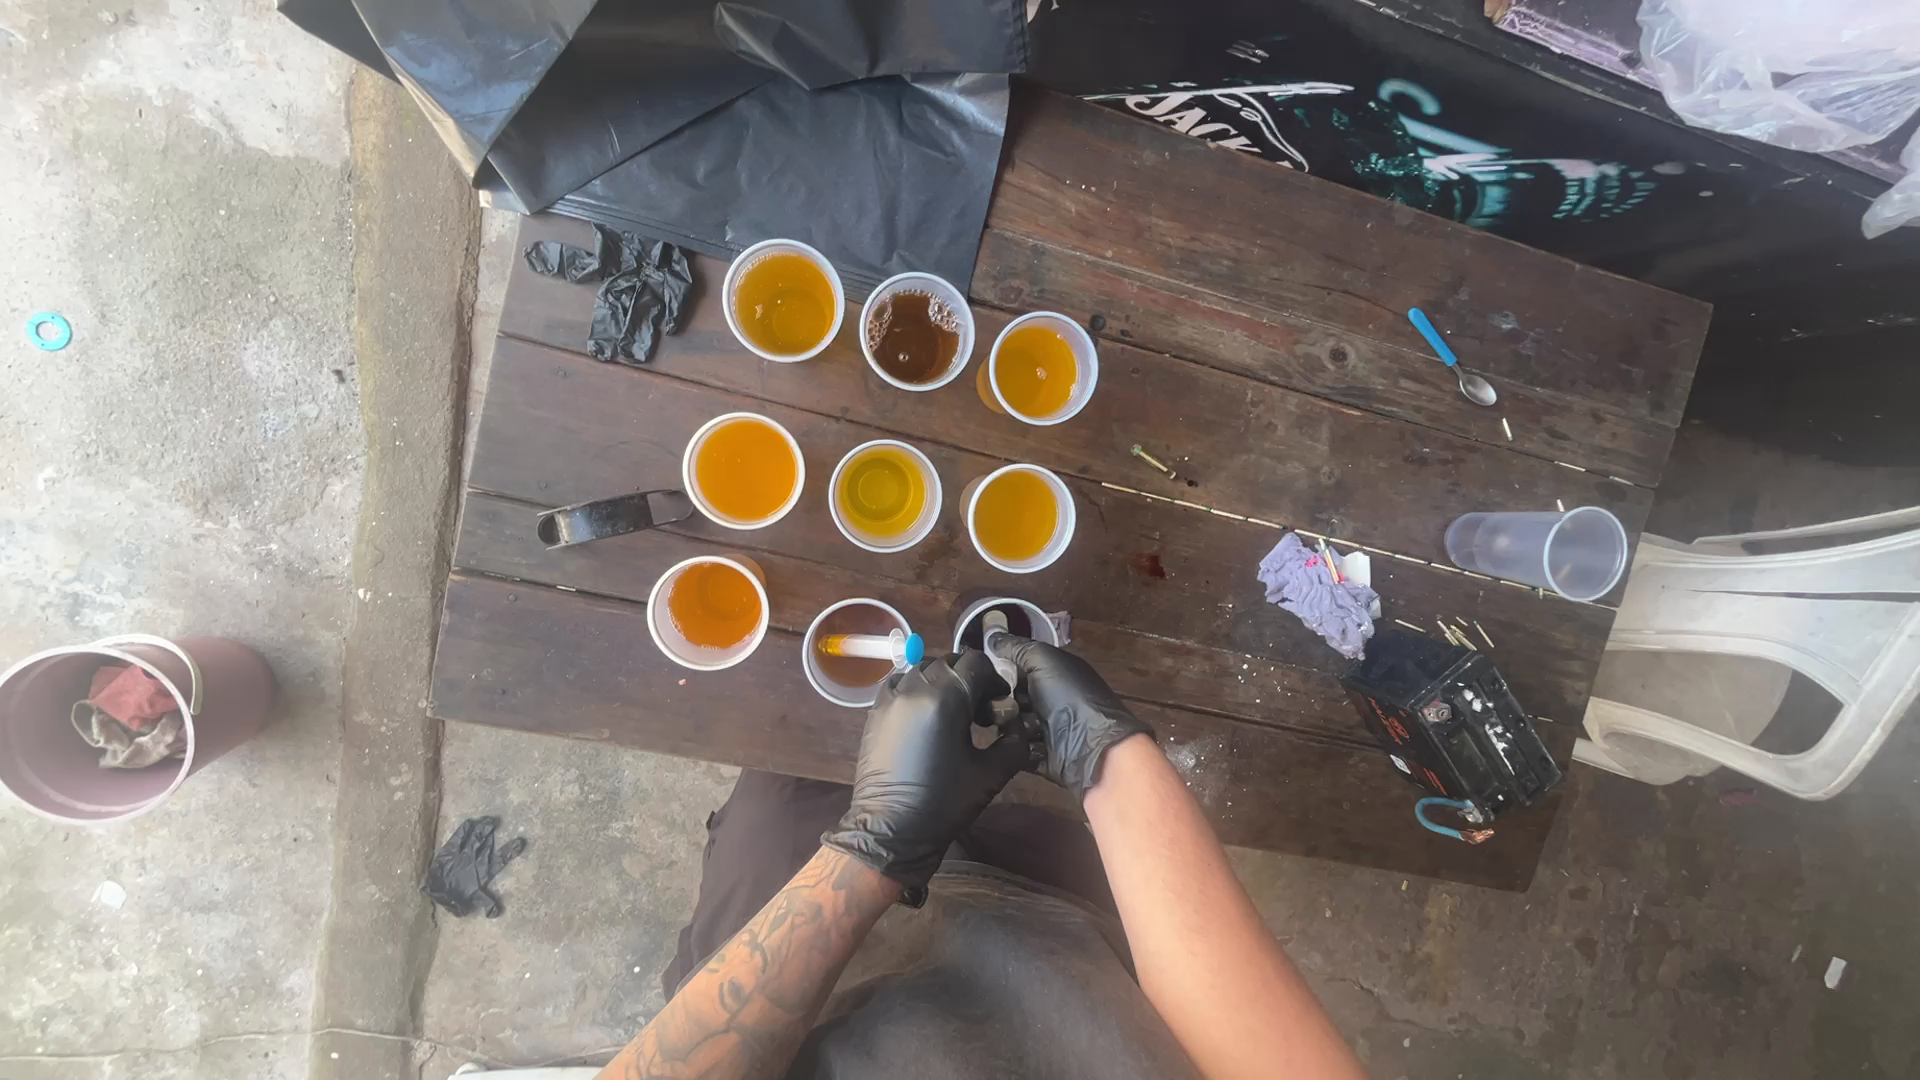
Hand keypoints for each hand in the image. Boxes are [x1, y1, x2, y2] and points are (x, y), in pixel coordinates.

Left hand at [821, 650, 1034, 901]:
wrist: (890, 831)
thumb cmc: (944, 804)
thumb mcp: (990, 775)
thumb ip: (1013, 742)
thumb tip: (1017, 724)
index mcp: (946, 698)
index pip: (976, 663)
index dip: (993, 679)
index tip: (997, 703)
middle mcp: (916, 687)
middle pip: (950, 661)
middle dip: (969, 678)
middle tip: (977, 710)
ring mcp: (891, 696)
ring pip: (923, 667)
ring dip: (942, 680)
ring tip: (950, 711)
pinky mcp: (875, 710)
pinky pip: (900, 681)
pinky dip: (916, 687)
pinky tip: (924, 714)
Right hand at [999, 637, 1152, 798]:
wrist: (1093, 748)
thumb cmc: (1070, 696)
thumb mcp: (1043, 660)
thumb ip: (1017, 647)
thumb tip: (993, 635)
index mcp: (1057, 674)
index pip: (1022, 666)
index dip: (1002, 667)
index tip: (980, 671)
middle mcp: (1054, 700)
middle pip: (1016, 696)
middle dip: (999, 698)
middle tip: (984, 699)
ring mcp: (1050, 731)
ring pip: (1015, 724)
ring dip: (1004, 722)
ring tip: (994, 721)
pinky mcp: (1045, 757)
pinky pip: (1020, 751)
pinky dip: (1011, 747)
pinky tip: (1000, 742)